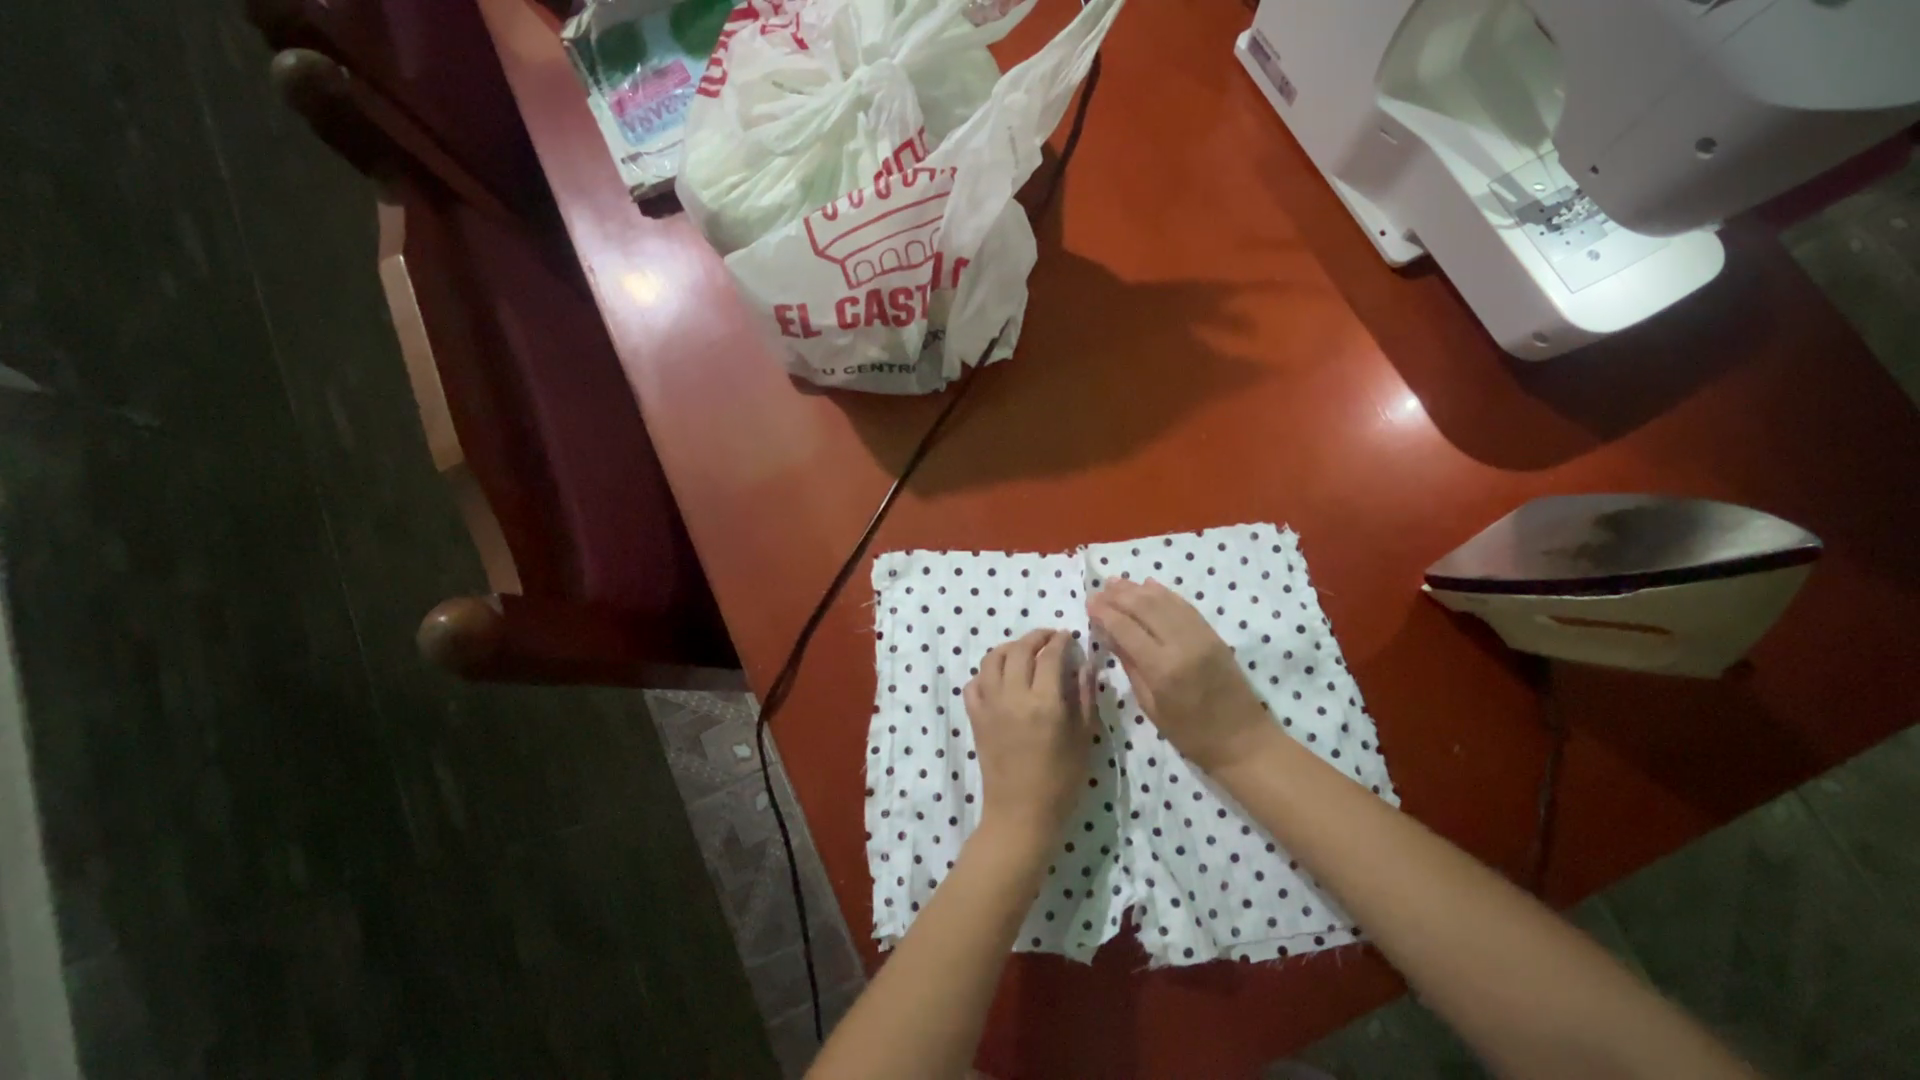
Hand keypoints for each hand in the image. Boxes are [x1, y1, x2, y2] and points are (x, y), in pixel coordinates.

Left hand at [964, 629, 1092, 837]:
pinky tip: (1000, 679)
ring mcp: (989, 706)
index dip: (1060, 640)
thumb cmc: (1061, 780)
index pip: (1050, 655)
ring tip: (1024, 652)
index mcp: (1045, 702)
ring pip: (992, 660)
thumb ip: (1084, 697)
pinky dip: (986, 673)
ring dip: (1009, 648)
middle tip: (1049, 638)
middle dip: (1036, 637)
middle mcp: (1013, 696)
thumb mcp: (1083, 738)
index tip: (1068, 636)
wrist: (1021, 813)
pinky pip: (974, 683)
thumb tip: (1083, 665)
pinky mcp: (975, 718)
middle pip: (1019, 649)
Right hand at [1088, 578, 1270, 772]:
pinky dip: (1164, 593)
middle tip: (1098, 590)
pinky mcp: (1213, 634)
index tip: (1088, 603)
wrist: (1243, 739)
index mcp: (1163, 669)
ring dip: (1138, 589)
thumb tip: (1109, 636)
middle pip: (1145, 607)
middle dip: (1118, 596)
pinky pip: (1185, 606)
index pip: (1127, 629)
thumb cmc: (1190, 734)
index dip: (1105, 613)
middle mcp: (1182, 644)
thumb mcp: (1151, 707)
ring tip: (1117, 582)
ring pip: (1165, 601)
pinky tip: (1149, 586)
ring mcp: (1201, 636)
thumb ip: (1131, 667)